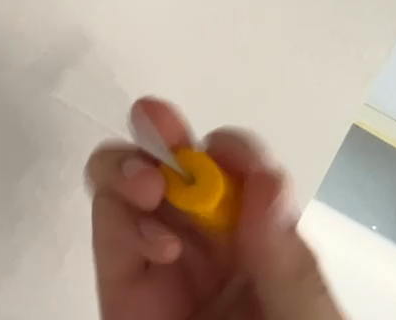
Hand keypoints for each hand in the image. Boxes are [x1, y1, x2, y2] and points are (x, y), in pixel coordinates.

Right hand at [88, 97, 343, 319]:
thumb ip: (289, 262)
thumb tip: (264, 181)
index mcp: (265, 245)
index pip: (244, 176)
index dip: (234, 151)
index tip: (234, 156)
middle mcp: (208, 239)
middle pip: (174, 159)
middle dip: (160, 130)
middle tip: (158, 122)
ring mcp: (157, 253)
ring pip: (126, 176)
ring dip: (130, 164)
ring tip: (148, 187)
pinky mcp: (117, 273)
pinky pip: (107, 222)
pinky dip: (120, 213)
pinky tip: (155, 242)